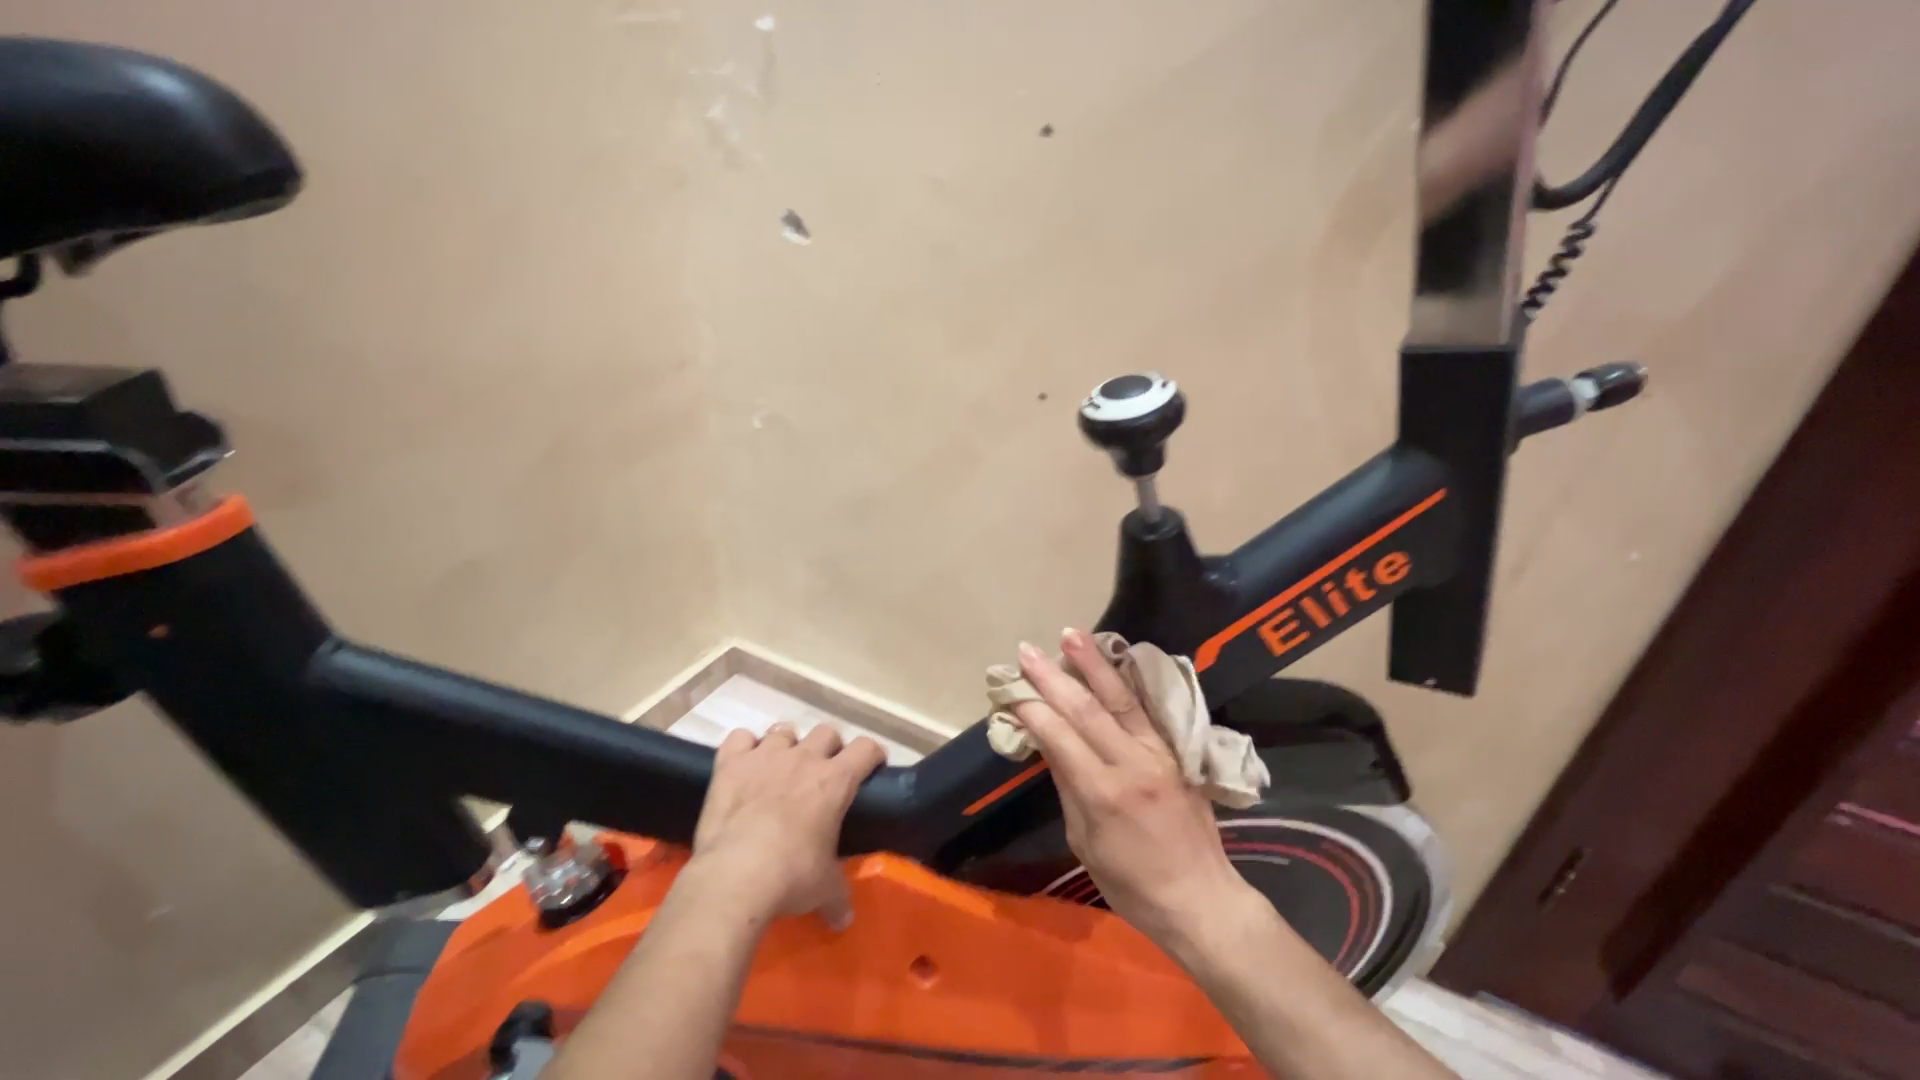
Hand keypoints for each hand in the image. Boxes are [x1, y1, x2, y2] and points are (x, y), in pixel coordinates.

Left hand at [684, 722, 885, 929]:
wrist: (735, 876)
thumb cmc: (791, 877)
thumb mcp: (824, 889)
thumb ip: (837, 897)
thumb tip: (844, 920)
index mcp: (836, 781)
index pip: (866, 748)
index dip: (871, 755)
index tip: (870, 768)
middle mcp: (804, 758)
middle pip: (826, 732)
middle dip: (828, 748)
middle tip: (822, 774)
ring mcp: (765, 757)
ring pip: (783, 730)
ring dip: (787, 745)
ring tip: (780, 768)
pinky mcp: (730, 764)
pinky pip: (739, 738)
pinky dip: (743, 748)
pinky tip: (743, 765)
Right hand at [1009, 629, 1257, 948]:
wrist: (1199, 899)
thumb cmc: (1131, 885)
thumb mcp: (1083, 842)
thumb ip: (1068, 786)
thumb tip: (1048, 744)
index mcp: (1103, 792)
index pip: (1059, 735)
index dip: (1030, 708)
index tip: (1008, 687)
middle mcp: (1133, 763)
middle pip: (1086, 709)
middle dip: (1052, 677)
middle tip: (1026, 650)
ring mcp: (1160, 754)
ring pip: (1122, 698)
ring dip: (1094, 664)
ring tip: (1071, 635)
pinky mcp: (1179, 752)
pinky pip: (1150, 709)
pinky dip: (1130, 681)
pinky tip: (1118, 659)